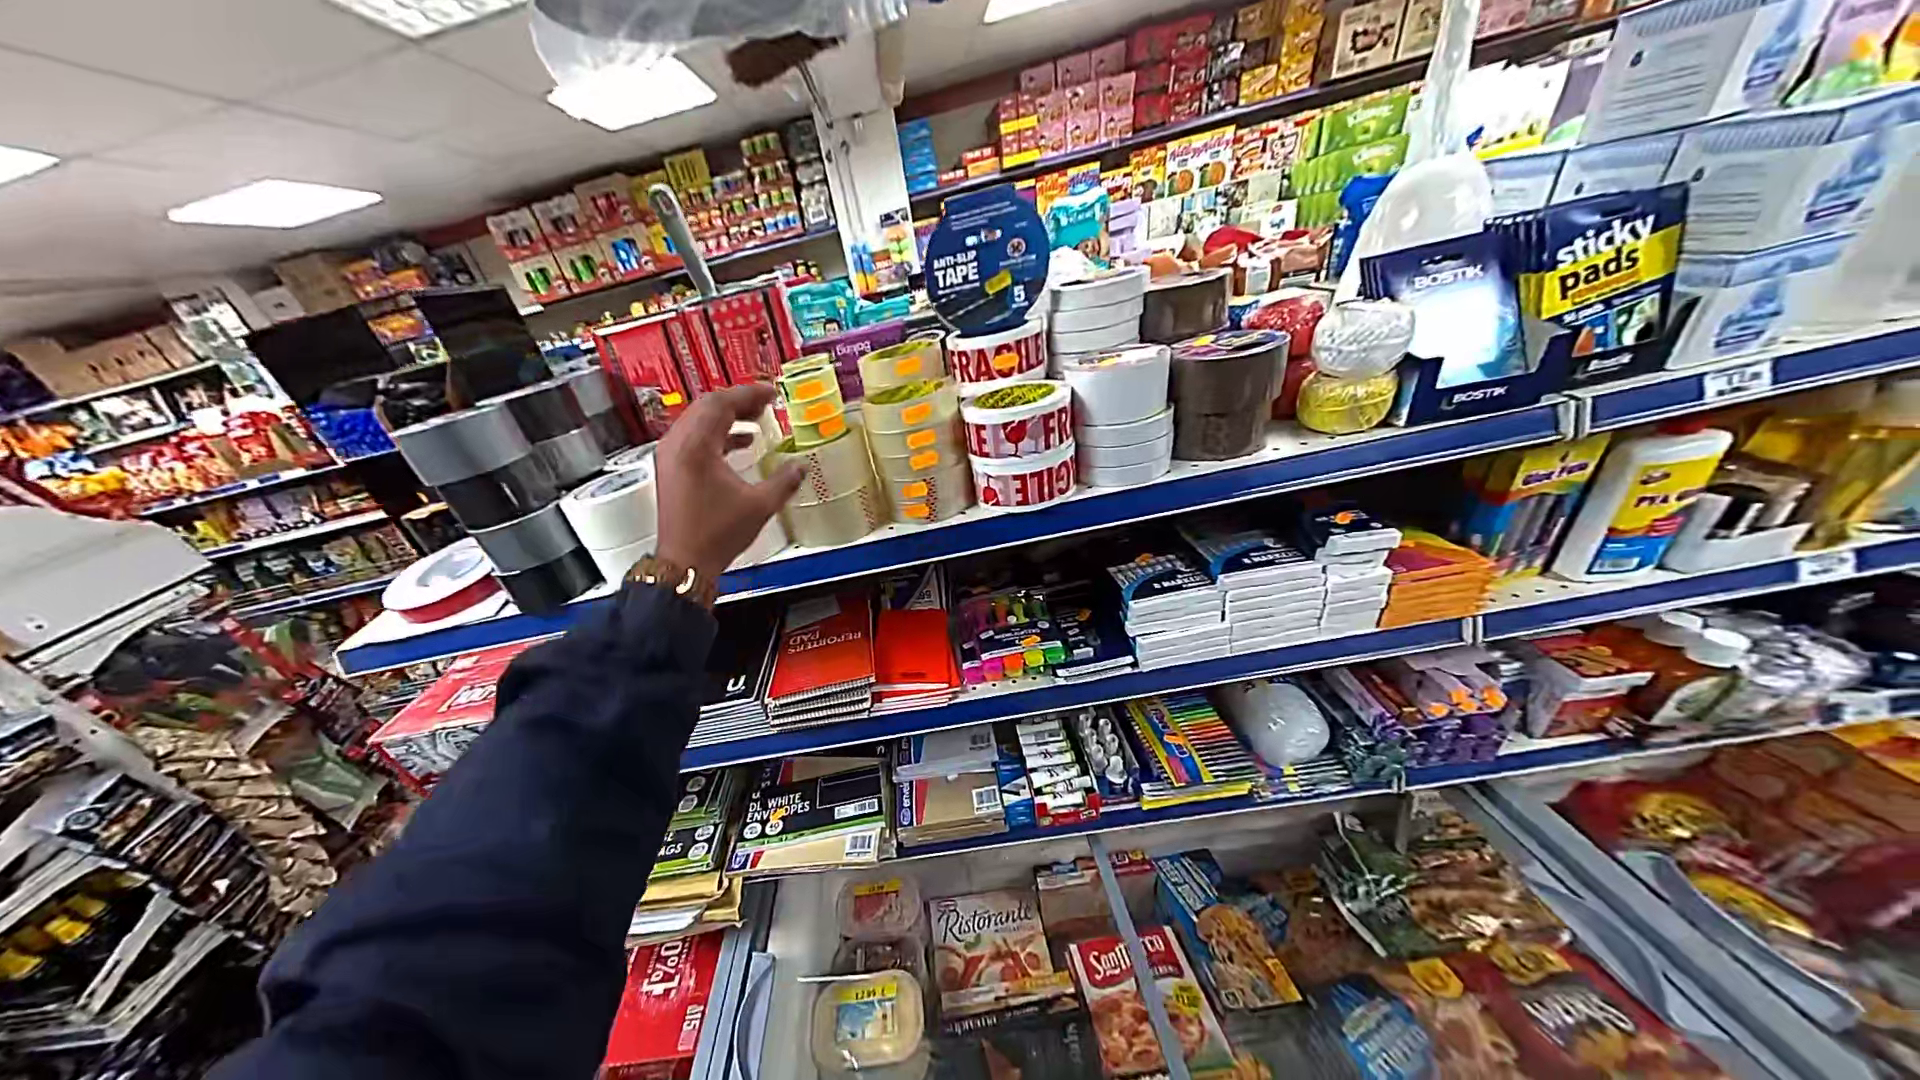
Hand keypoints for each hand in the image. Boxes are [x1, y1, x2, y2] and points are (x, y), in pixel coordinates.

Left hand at [653, 383, 802, 582]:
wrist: (685, 562)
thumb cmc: (716, 534)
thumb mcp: (760, 505)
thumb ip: (784, 481)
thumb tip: (800, 466)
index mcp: (696, 447)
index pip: (721, 404)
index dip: (749, 394)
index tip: (770, 392)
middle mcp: (678, 445)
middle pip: (708, 407)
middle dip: (739, 401)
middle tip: (766, 402)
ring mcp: (671, 456)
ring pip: (700, 420)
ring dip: (729, 416)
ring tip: (757, 418)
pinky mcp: (672, 469)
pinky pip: (695, 438)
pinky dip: (719, 434)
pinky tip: (742, 442)